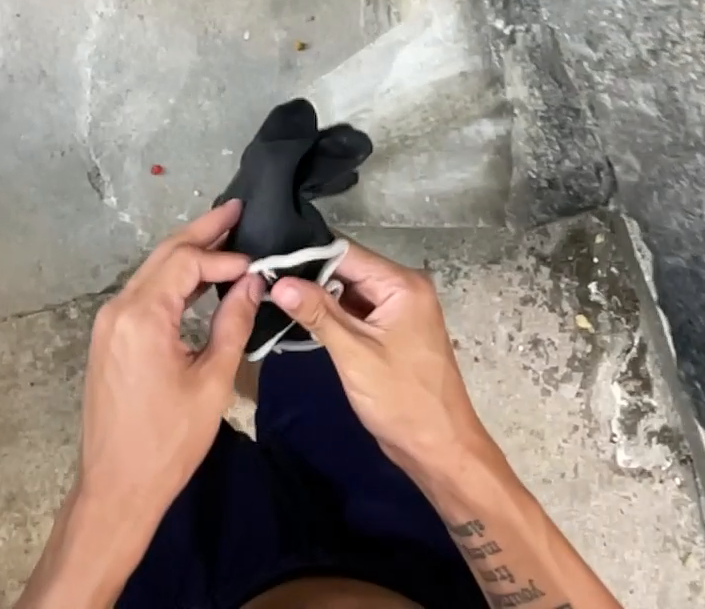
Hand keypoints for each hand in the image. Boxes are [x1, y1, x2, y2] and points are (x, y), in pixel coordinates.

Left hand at [76, 200, 263, 531]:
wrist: (116, 488)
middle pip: (164, 255)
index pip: (186, 263)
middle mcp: (119, 308)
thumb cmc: (169, 440)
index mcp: (142, 316)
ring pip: (152, 271)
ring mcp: (109, 322)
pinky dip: (174, 280)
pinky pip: (145, 293)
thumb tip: (253, 282)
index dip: (224, 257)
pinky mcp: (110, 337)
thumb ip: (234, 323)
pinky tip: (200, 278)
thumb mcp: (212, 381)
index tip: (259, 263)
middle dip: (202, 231)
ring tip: (224, 234)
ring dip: (188, 254)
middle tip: (237, 209)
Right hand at [269, 241, 487, 475]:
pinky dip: (332, 313)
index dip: (306, 254)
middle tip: (264, 278)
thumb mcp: (354, 354)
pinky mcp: (392, 329)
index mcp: (402, 284)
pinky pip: (357, 309)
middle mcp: (403, 287)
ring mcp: (399, 309)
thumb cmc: (402, 401)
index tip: (267, 258)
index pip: (346, 253)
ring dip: (318, 295)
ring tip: (273, 293)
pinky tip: (299, 314)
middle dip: (308, 275)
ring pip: (349, 289)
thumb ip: (317, 313)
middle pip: (348, 269)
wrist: (440, 449)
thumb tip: (280, 283)